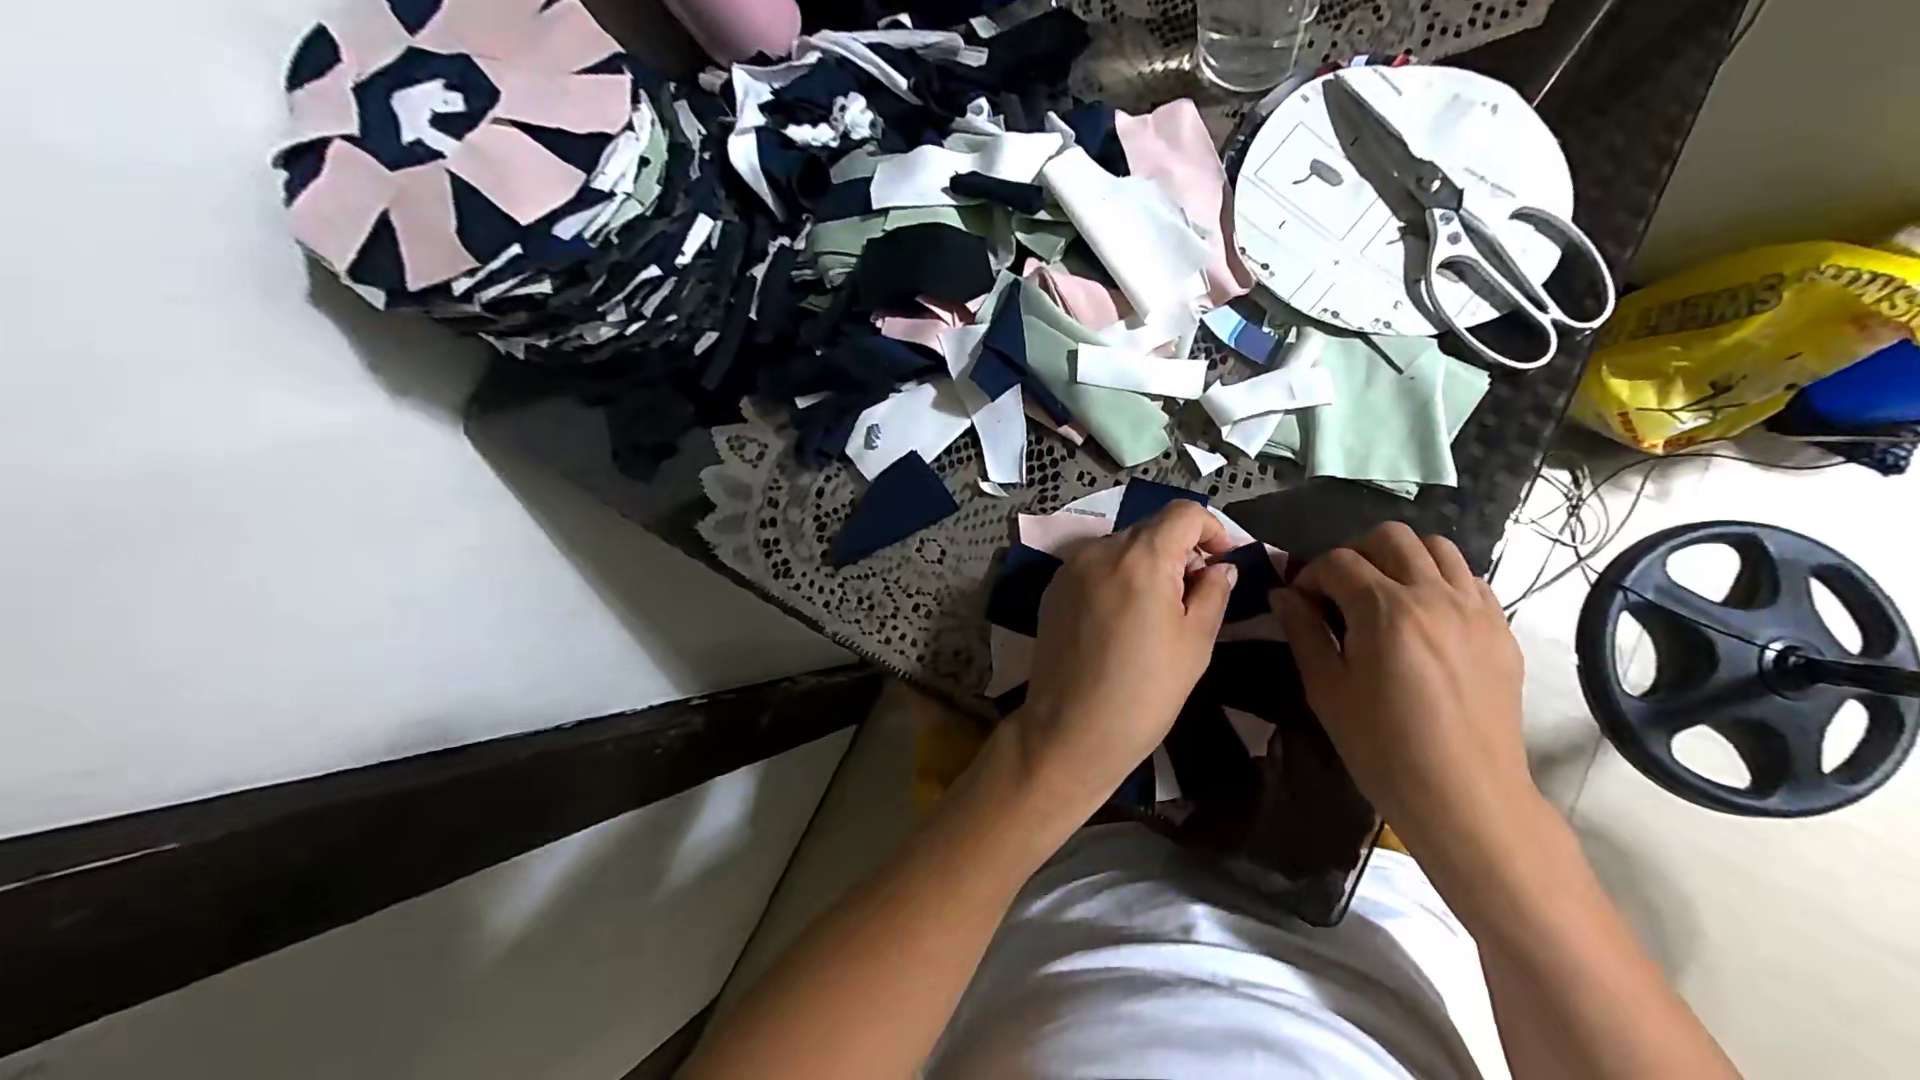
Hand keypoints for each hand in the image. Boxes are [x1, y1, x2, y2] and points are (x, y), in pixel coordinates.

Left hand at [1009, 501, 1238, 811]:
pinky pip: (1095, 566)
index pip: (1182, 513)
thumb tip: (1220, 567)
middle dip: (1180, 549)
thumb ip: (1213, 592)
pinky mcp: (1053, 589)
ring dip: (1147, 563)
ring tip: (1159, 609)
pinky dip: (1118, 576)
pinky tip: (1123, 618)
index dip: (1212, 529)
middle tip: (1195, 592)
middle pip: (1150, 528)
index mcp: (1140, 558)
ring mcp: (1070, 568)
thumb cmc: (1145, 692)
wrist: (1070, 731)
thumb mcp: (1195, 643)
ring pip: (1121, 547)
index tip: (1223, 561)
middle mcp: (1100, 550)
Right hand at [1272, 522, 1538, 858]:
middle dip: (1354, 553)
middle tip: (1339, 589)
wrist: (1464, 794)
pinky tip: (1422, 615)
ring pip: (1437, 547)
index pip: (1338, 562)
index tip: (1301, 602)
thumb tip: (1283, 594)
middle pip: (1390, 537)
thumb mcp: (1326, 688)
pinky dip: (1439, 579)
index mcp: (1386, 611)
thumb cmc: (1382, 746)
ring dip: (1400, 558)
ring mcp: (1476, 609)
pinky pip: (1469, 578)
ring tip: (1383, 593)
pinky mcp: (1501, 629)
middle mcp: (1435, 596)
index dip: (1310, 575)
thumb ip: (1303, 630)